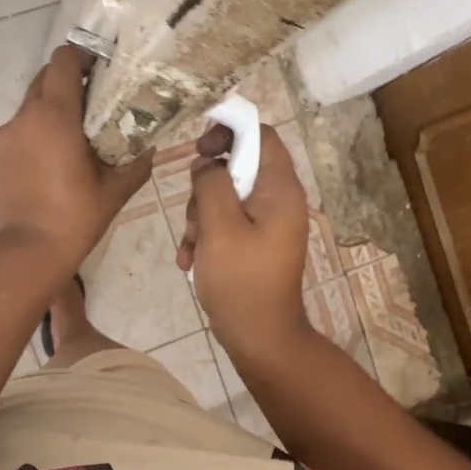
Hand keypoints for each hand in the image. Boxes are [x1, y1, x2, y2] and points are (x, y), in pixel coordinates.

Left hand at [0, 46, 153, 267]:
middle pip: (45, 78)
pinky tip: (52, 160)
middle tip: (93, 103)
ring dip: (52, 110)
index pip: (63, 60)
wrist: (28, 251)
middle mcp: (25, 117)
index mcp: (55, 115)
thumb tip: (151, 149)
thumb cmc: (75, 219)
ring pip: (31, 106)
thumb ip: (136, 164)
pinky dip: (36, 133)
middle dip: (68, 82)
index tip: (100, 68)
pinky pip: (19, 130)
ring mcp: (6, 135)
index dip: (82, 56)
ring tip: (73, 137)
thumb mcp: (115, 191)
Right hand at [176, 123, 311, 357]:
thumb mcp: (220, 227)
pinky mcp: (255, 244)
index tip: (198, 148)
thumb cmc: (241, 281)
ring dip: (199, 220)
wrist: (260, 337)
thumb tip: (207, 164)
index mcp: (280, 189)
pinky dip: (206, 238)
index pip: (260, 134)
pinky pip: (226, 226)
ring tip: (191, 249)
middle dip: (204, 190)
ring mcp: (267, 224)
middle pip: (236, 168)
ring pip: (225, 199)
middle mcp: (279, 201)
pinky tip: (191, 262)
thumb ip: (211, 185)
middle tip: (194, 218)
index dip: (228, 132)